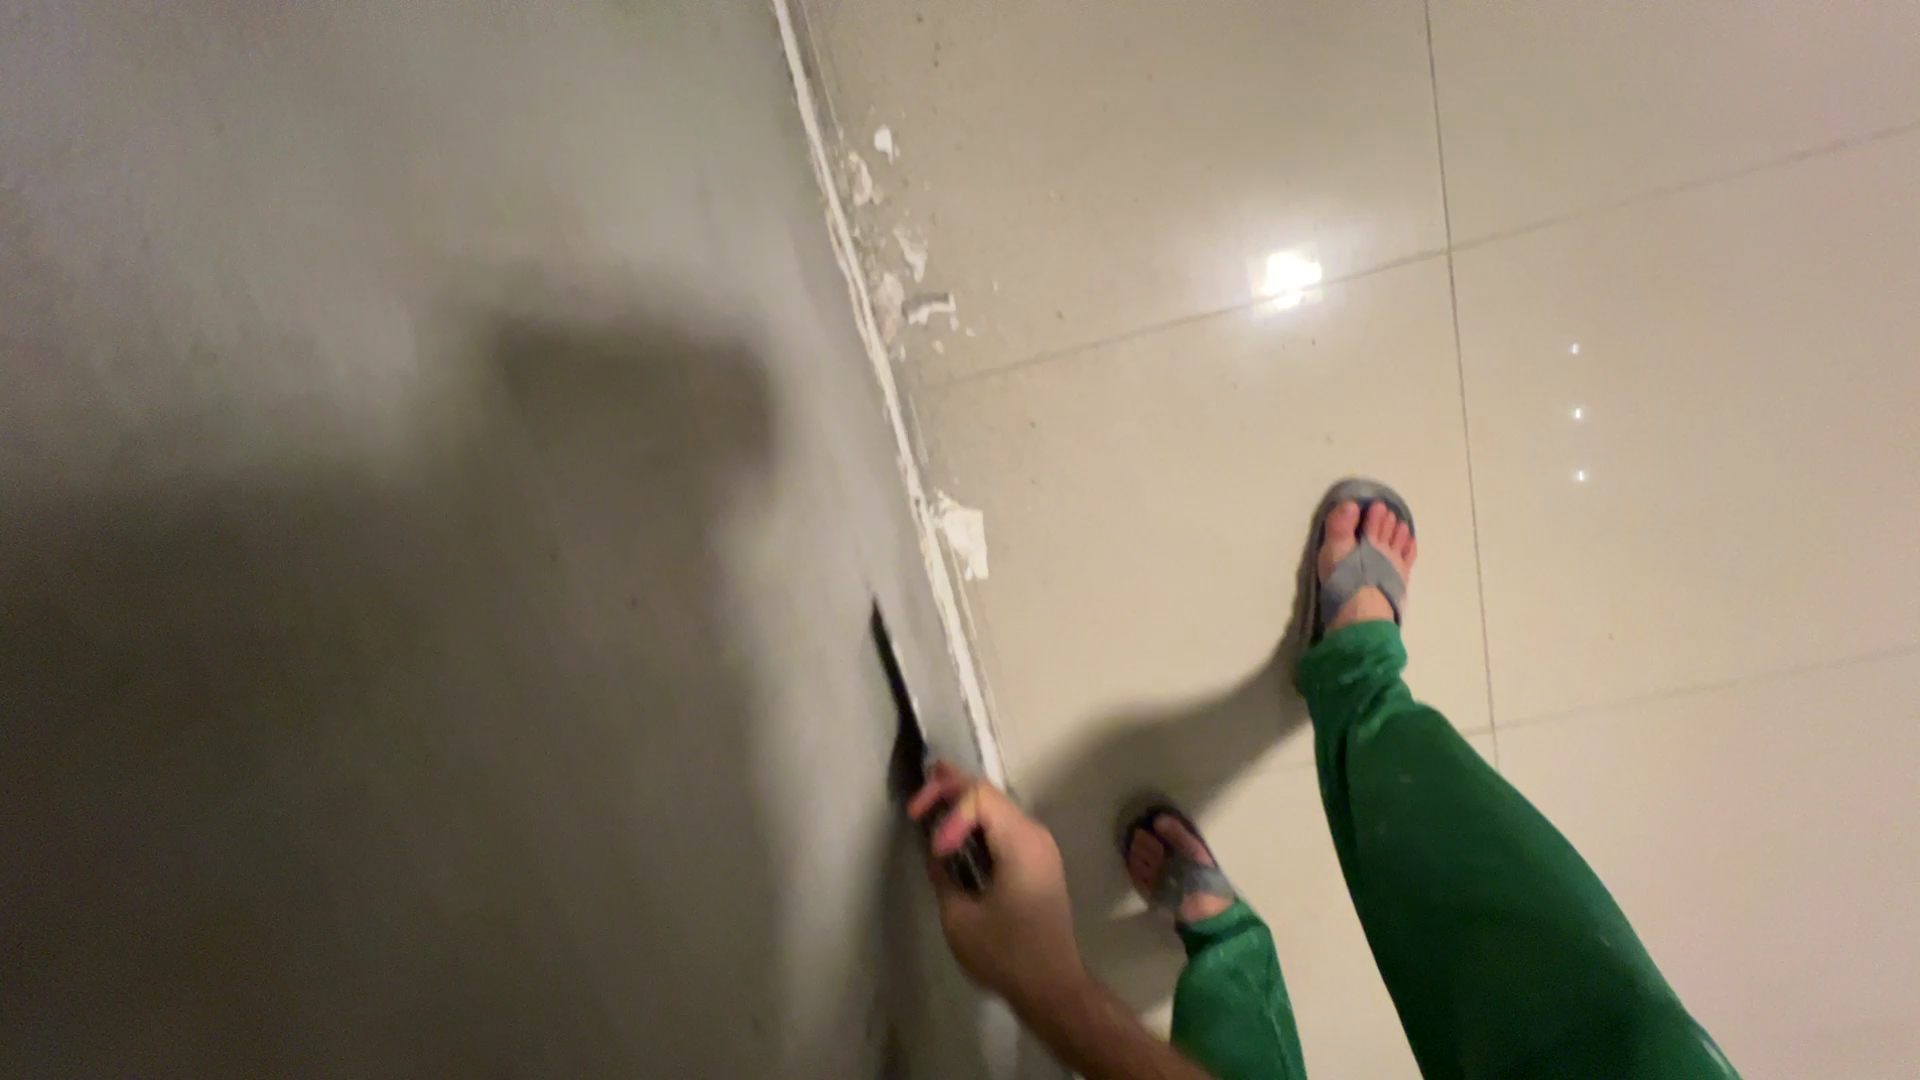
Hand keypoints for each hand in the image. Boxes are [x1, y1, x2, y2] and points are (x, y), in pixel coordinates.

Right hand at [908, 763, 1086, 1010]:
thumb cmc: (1007, 954)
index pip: (979, 797)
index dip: (949, 811)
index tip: (934, 849)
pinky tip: (955, 823)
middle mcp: (1034, 832)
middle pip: (988, 793)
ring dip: (963, 802)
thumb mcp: (960, 918)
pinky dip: (977, 821)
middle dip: (951, 789)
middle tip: (919, 793)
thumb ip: (943, 874)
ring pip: (996, 806)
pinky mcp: (1036, 859)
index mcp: (1021, 841)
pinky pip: (1003, 825)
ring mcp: (1039, 844)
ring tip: (932, 794)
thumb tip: (934, 850)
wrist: (1052, 987)